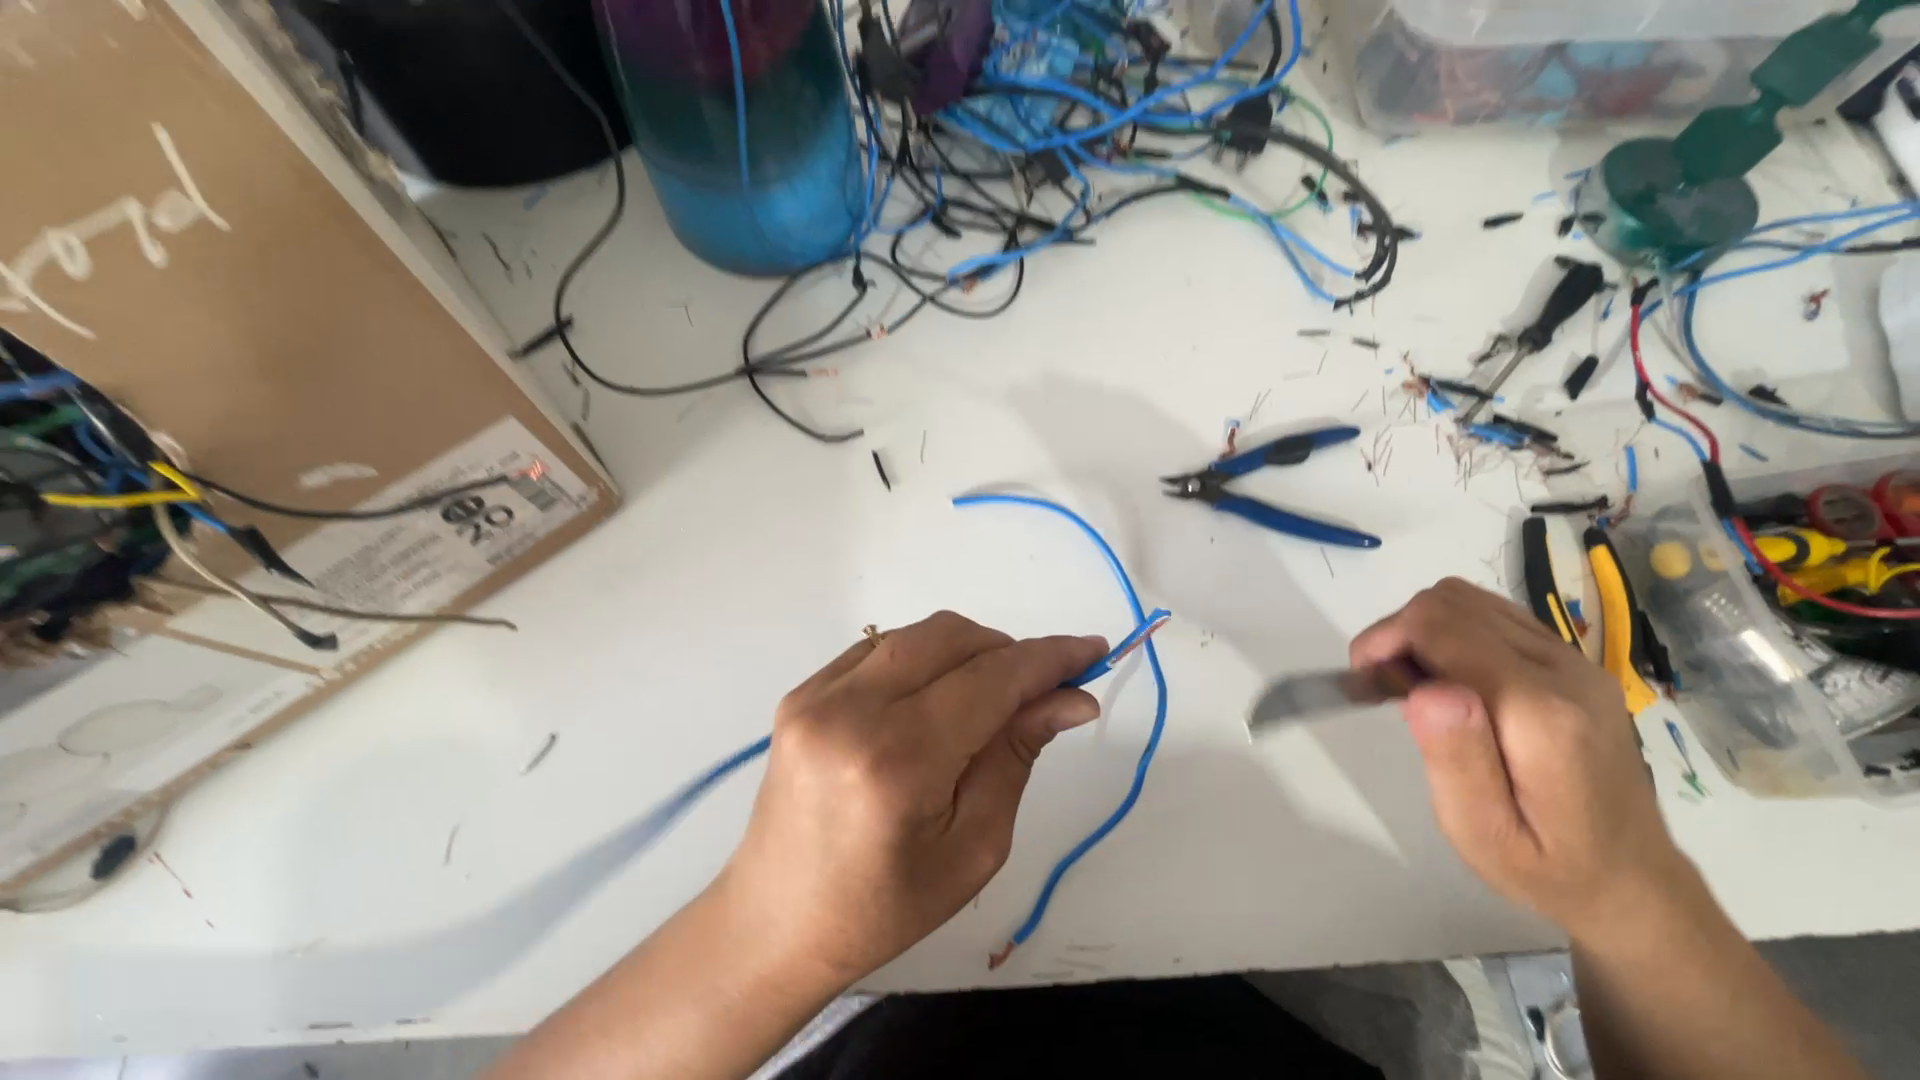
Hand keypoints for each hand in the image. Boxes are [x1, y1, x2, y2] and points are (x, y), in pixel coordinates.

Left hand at [717, 611, 1108, 985]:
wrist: (777, 921)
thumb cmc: (884, 906)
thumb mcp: (973, 847)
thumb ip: (1016, 757)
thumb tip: (1071, 699)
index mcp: (896, 760)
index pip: (990, 679)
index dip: (1049, 659)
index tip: (1093, 651)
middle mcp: (849, 711)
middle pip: (952, 637)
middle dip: (1009, 652)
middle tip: (1041, 691)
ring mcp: (815, 696)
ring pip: (916, 634)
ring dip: (967, 652)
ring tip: (990, 702)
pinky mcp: (801, 694)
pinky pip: (880, 649)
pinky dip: (922, 660)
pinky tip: (935, 702)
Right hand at [1351, 578, 1697, 939]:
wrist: (1632, 879)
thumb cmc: (1546, 867)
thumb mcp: (1483, 833)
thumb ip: (1456, 756)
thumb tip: (1427, 688)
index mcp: (1539, 713)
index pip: (1442, 626)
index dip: (1386, 639)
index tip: (1363, 682)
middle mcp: (1563, 671)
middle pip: (1452, 603)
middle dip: (1399, 631)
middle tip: (1382, 687)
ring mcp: (1574, 662)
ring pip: (1472, 601)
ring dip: (1424, 628)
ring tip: (1411, 682)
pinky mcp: (1574, 665)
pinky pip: (1496, 617)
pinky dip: (1453, 632)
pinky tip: (1446, 678)